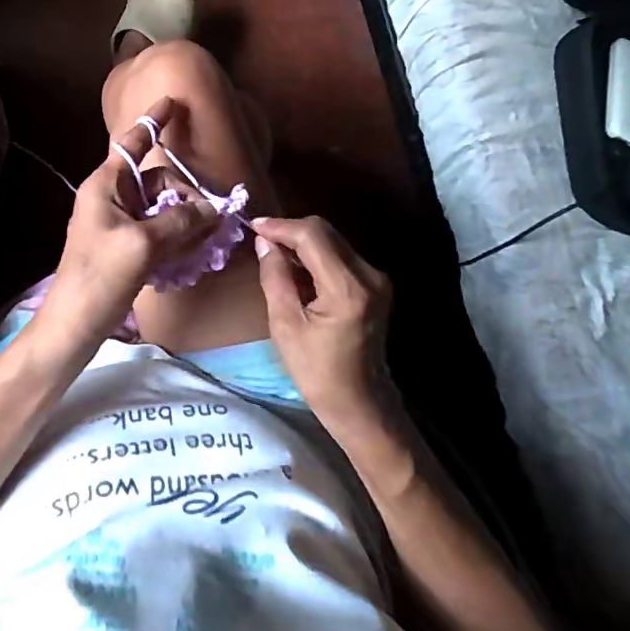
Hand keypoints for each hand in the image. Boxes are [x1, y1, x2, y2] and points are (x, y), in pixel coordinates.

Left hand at [46, 97, 215, 335]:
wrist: (74, 322)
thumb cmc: (100, 275)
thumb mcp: (144, 244)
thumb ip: (180, 221)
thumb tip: (213, 208)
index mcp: (105, 185)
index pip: (131, 142)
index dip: (153, 121)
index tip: (172, 101)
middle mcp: (109, 197)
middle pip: (156, 180)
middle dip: (185, 193)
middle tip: (210, 219)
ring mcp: (116, 222)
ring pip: (160, 207)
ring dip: (184, 218)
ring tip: (205, 239)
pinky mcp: (123, 246)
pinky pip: (156, 230)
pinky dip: (174, 237)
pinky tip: (190, 255)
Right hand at [252, 216, 394, 427]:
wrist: (361, 405)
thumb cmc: (318, 373)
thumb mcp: (285, 326)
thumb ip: (275, 278)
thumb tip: (264, 242)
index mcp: (347, 288)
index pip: (312, 236)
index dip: (280, 226)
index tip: (252, 226)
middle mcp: (369, 275)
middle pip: (325, 232)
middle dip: (290, 230)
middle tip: (260, 239)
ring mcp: (376, 279)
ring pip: (333, 241)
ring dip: (302, 242)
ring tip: (273, 252)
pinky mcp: (375, 285)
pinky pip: (340, 256)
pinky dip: (316, 255)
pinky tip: (295, 267)